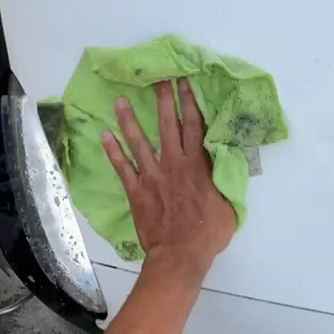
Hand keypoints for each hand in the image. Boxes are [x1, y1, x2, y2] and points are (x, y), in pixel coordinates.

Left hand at [103, 79, 236, 274]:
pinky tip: (104, 135)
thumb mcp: (229, 205)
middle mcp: (173, 164)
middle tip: (157, 77)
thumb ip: (225, 180)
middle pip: (167, 125)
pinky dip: (113, 151)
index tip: (185, 82)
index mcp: (198, 165)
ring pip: (139, 142)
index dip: (190, 102)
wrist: (180, 255)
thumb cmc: (208, 234)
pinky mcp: (136, 191)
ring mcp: (152, 176)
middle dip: (163, 99)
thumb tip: (228, 161)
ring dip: (129, 120)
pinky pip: (122, 167)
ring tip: (121, 100)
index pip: (194, 126)